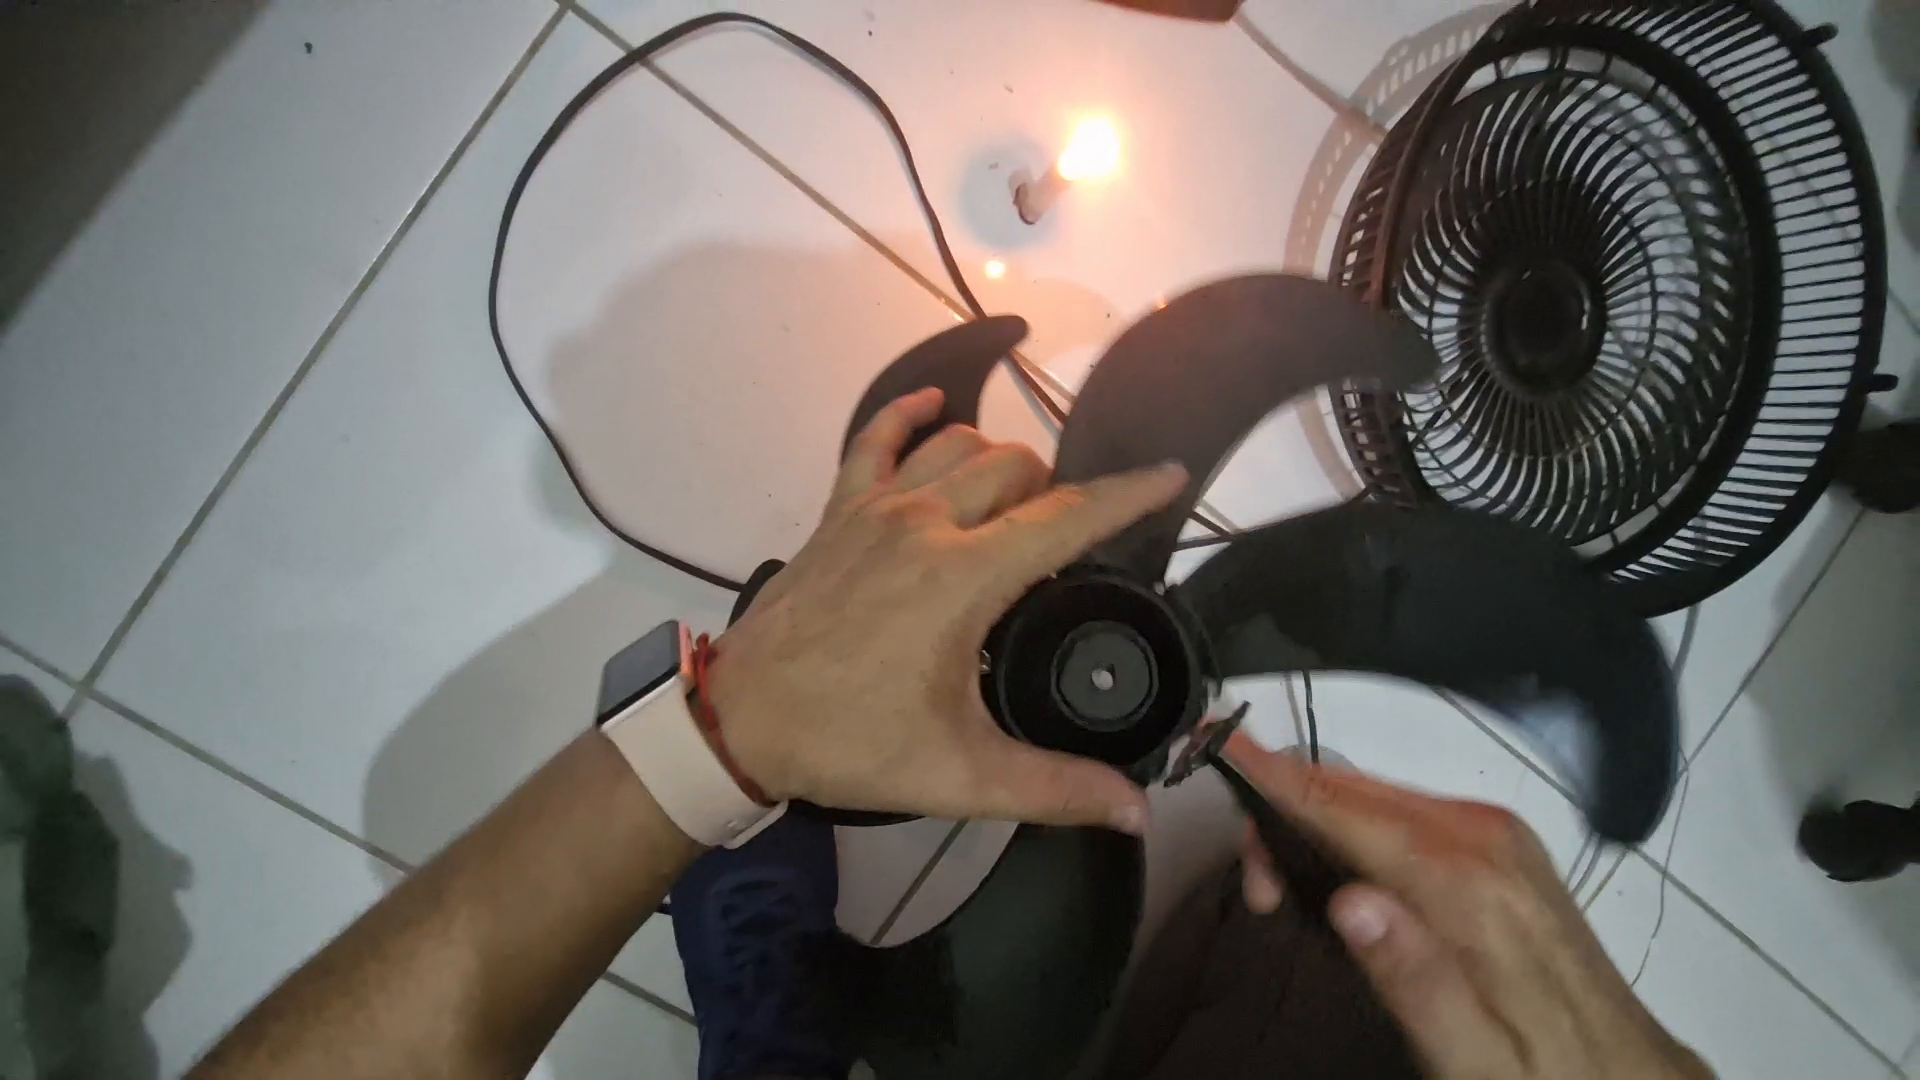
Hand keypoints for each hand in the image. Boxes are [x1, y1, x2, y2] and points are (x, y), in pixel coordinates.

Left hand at [706, 388, 1185, 831]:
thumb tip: (1136, 811)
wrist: (740, 720)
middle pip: (1017, 468)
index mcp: (964, 575)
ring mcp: (876, 506)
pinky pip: (874, 437)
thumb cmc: (849, 742)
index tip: (1169, 476)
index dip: (1129, 493)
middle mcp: (926, 520)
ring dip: (999, 460)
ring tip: (1013, 502)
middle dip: (1055, 492)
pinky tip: (931, 405)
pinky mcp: (838, 509)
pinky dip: (907, 414)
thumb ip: (1054, 788)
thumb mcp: (959, 774)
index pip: (1068, 516)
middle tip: (1063, 542)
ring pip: (959, 443)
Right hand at [1227, 735, 1714, 1079]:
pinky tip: (1335, 869)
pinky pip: (1390, 808)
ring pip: (1364, 795)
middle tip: (1258, 888)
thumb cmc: (1542, 1075)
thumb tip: (1349, 900)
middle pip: (1347, 793)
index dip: (1272, 775)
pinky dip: (1344, 824)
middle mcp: (1478, 833)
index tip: (1216, 738)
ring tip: (1285, 889)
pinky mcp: (1487, 836)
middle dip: (1281, 813)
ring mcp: (1486, 829)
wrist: (1632, 1078)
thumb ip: (1416, 982)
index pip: (1344, 808)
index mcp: (1469, 883)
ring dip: (1309, 822)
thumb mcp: (1480, 1064)